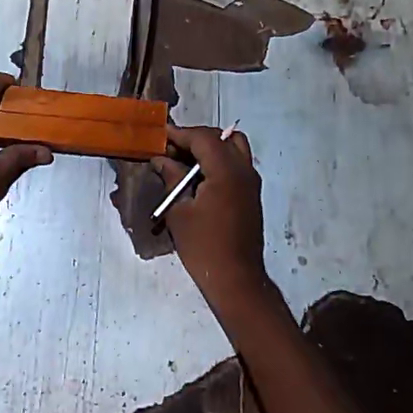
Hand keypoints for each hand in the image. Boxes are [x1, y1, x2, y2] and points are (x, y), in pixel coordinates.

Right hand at [150, 125, 266, 297]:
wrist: (236, 278)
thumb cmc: (203, 247)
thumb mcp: (179, 212)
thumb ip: (172, 178)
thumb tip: (162, 160)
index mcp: (226, 171)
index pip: (203, 138)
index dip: (180, 134)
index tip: (160, 135)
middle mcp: (244, 170)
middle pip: (222, 138)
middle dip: (196, 138)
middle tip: (171, 149)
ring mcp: (251, 182)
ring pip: (234, 148)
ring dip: (211, 148)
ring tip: (185, 161)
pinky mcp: (252, 194)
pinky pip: (237, 164)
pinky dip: (219, 161)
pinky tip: (198, 178)